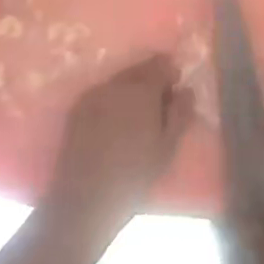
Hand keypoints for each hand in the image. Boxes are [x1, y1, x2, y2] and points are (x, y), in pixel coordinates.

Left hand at [36, 55, 194, 263]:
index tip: (176, 90)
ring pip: (119, 81)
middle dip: (152, 80)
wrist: (86, 198)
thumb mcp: (168, 147)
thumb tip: (186, 90)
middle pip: (139, 70)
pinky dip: (113, 99)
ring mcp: (93, 95)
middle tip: (161, 105)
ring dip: (132, 89)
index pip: (160, 65)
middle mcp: (115, 84)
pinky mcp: (77, 109)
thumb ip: (181, 114)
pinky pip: (102, 93)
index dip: (171, 74)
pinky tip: (116, 123)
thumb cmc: (134, 175)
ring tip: (139, 116)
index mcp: (141, 90)